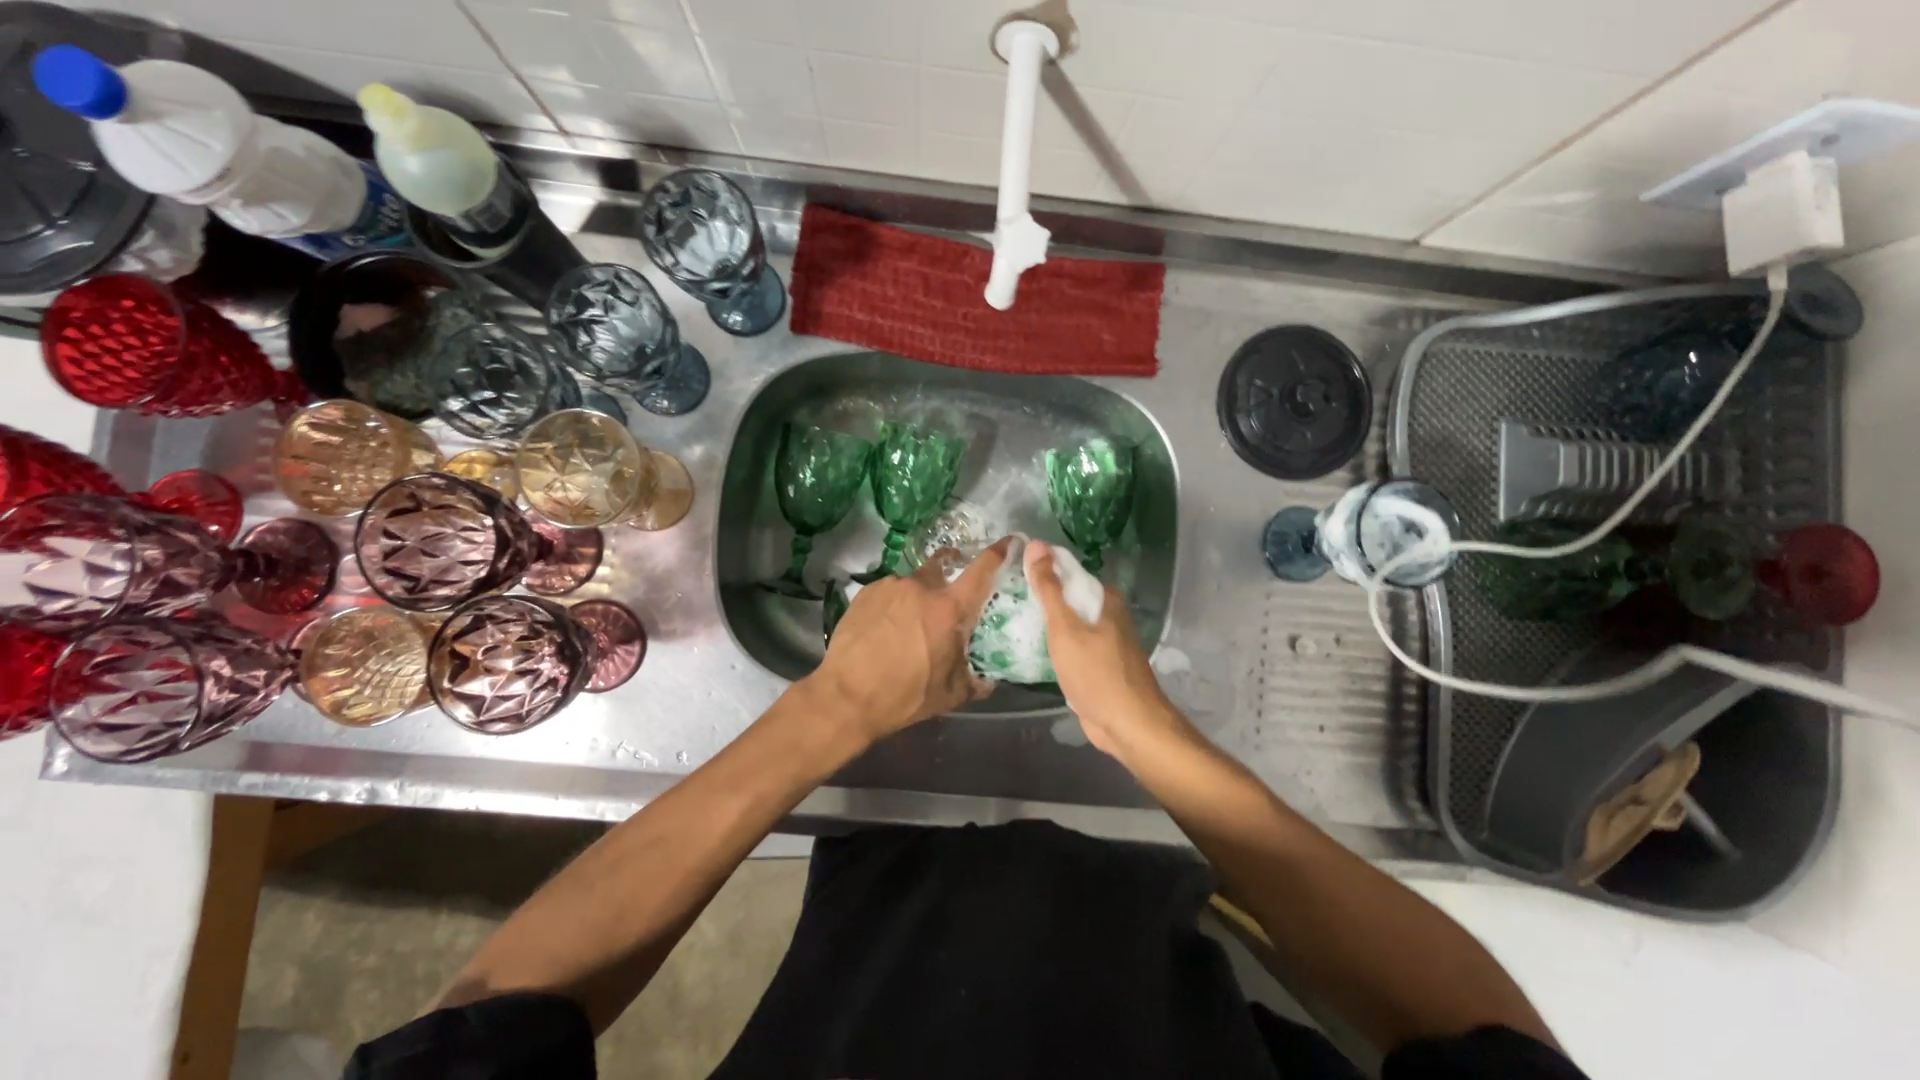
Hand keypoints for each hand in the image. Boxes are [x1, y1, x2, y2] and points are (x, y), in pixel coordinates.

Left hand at [807, 538, 1011, 743]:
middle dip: (950, 574)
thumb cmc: (905, 696)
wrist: (846, 697)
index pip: (982, 570)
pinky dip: (894, 604)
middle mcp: (921, 588)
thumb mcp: (949, 695)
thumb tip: (988, 681)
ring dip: (918, 596)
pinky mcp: (865, 593)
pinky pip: (888, 591)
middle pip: (943, 566)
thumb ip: (974, 682)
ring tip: (909, 624)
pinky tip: (885, 628)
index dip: (997, 553)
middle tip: (947, 597)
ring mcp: (890, 586)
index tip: (1008, 542)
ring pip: (913, 582)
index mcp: (949, 609)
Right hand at [1025, 539, 1193, 760]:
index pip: (1068, 572)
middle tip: (1004, 599)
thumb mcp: (1065, 627)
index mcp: (1106, 599)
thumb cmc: (1096, 672)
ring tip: (1011, 621)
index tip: (1011, 574)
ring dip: (1045, 625)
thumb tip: (1036, 544)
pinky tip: (1031, 650)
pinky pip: (1071, 647)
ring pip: (1069, 625)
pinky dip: (1054, 647)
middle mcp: (1109, 616)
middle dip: (1040, 599)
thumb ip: (1049, 588)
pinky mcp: (1098, 666)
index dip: (1041, 570)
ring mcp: (1105, 642)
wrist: (1127, 724)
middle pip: (1068, 598)